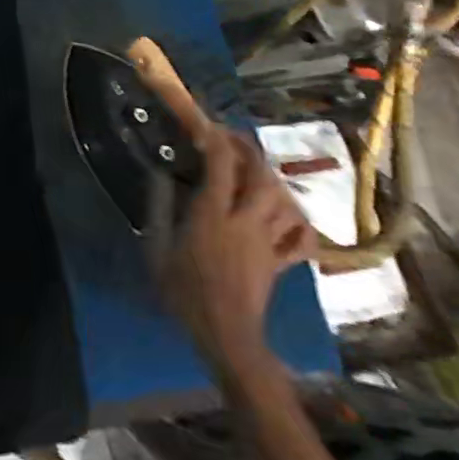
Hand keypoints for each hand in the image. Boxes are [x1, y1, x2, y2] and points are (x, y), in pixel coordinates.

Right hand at [156, 126, 316, 374]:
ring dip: (273, 181)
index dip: (217, 140)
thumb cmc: (183, 290)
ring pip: (284, 201)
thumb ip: (159, 207)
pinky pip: (301, 239)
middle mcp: (245, 220)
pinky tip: (289, 216)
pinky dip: (300, 224)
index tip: (207, 127)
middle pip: (261, 176)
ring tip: (258, 171)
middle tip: (234, 139)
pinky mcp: (280, 262)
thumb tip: (159, 173)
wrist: (224, 332)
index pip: (221, 165)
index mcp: (212, 214)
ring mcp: (268, 241)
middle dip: (250, 150)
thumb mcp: (157, 247)